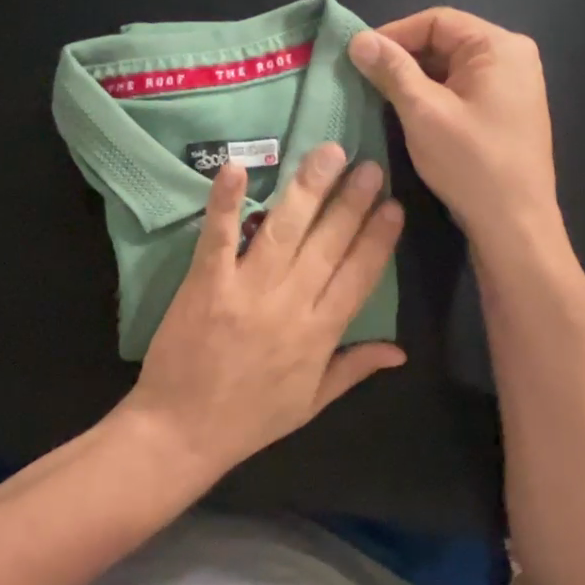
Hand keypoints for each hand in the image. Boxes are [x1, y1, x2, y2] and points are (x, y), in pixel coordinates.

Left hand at [122, 144, 405, 469]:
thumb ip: (354, 369)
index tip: (394, 207)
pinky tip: (236, 166)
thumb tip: (400, 350)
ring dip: (309, 188)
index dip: (378, 239)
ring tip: (329, 152)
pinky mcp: (206, 284)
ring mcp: (247, 292)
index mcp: (320, 334)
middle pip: (328, 244)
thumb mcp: (311, 404)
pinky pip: (220, 236)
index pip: (359, 276)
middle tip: (370, 165)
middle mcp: (290, 305)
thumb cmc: (249, 420)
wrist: (183, 432)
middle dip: (352, 201)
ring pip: (285, 230)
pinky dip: (226, 201)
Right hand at [347, 8, 561, 244]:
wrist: (513, 224)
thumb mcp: (423, 112)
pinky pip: (461, 93)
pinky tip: (405, 117)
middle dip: (401, 59)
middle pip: (445, 43)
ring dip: (413, 82)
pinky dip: (431, 99)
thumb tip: (359, 40)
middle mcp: (512, 58)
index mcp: (499, 46)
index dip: (392, 34)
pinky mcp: (505, 114)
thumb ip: (391, 71)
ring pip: (450, 71)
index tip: (356, 56)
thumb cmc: (470, 163)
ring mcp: (512, 88)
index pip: (436, 21)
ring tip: (375, 99)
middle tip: (360, 79)